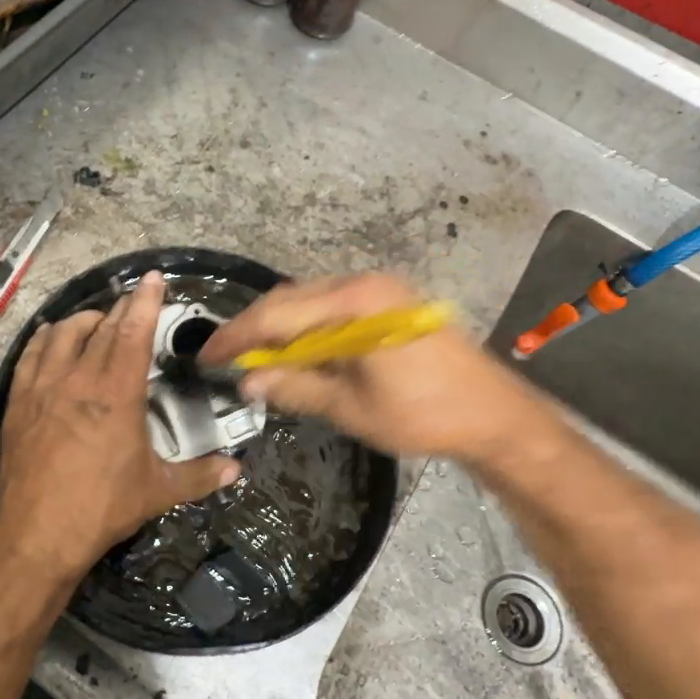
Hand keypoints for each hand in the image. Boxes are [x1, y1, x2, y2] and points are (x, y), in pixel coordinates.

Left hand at [0, 271, 240, 579]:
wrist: (38, 532)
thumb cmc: (102, 507)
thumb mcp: (158, 491)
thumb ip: (200, 476)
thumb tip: (236, 470)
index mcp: (117, 393)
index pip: (134, 332)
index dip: (146, 302)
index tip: (153, 279)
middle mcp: (79, 379)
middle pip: (102, 328)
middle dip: (121, 308)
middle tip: (134, 299)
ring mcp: (44, 387)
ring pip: (63, 333)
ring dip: (84, 320)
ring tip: (97, 321)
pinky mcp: (18, 401)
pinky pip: (30, 354)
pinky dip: (45, 338)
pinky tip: (51, 336)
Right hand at [199, 273, 556, 457]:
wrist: (494, 414)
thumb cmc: (423, 414)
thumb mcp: (350, 407)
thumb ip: (295, 387)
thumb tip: (248, 382)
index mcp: (352, 304)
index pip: (275, 314)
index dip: (235, 337)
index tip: (206, 357)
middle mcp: (362, 284)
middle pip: (289, 299)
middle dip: (253, 329)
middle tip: (226, 360)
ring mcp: (379, 289)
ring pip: (308, 300)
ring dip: (279, 327)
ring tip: (256, 360)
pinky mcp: (389, 301)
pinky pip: (331, 305)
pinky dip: (306, 326)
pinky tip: (298, 352)